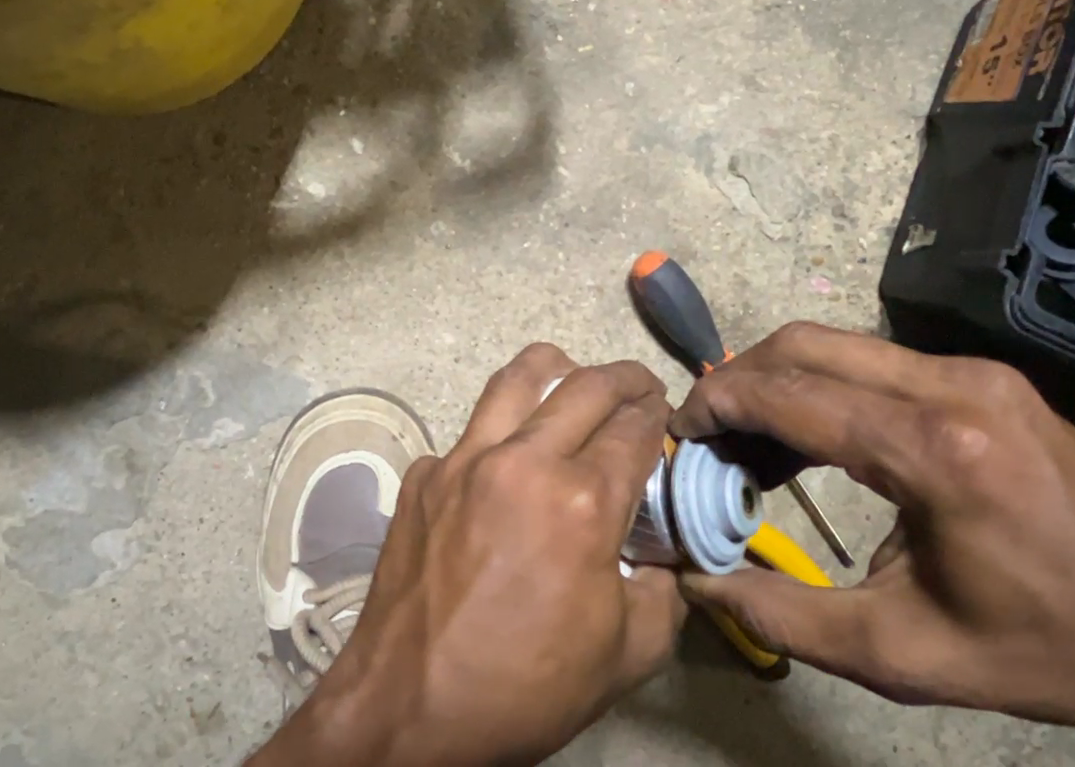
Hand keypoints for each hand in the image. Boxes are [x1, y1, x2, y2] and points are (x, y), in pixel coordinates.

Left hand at [253, 345, 686, 766]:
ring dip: (558, 368)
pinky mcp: (424, 473)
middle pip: (587, 386)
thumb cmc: (527, 685)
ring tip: (573, 375)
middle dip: (625, 379)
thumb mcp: (628, 654)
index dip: (657, 417)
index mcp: (582, 501)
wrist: (411, 706)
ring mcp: (464, 460)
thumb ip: (662, 589)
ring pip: (517, 378)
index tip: (662, 416)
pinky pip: (470, 432)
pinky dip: (499, 431)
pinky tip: (505, 461)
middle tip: (638, 386)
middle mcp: (524, 461)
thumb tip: (660, 554)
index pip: (634, 430)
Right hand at [672, 323, 1074, 766]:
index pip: (791, 395)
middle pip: (806, 345)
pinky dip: (825, 386)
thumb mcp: (902, 655)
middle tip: (707, 434)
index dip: (719, 405)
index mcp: (937, 455)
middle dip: (738, 379)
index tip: (680, 432)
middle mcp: (956, 389)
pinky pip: (877, 361)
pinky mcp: (989, 378)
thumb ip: (783, 615)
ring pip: (839, 344)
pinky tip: (814, 437)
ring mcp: (978, 374)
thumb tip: (698, 581)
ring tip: (750, 440)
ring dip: (779, 380)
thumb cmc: (1044, 651)